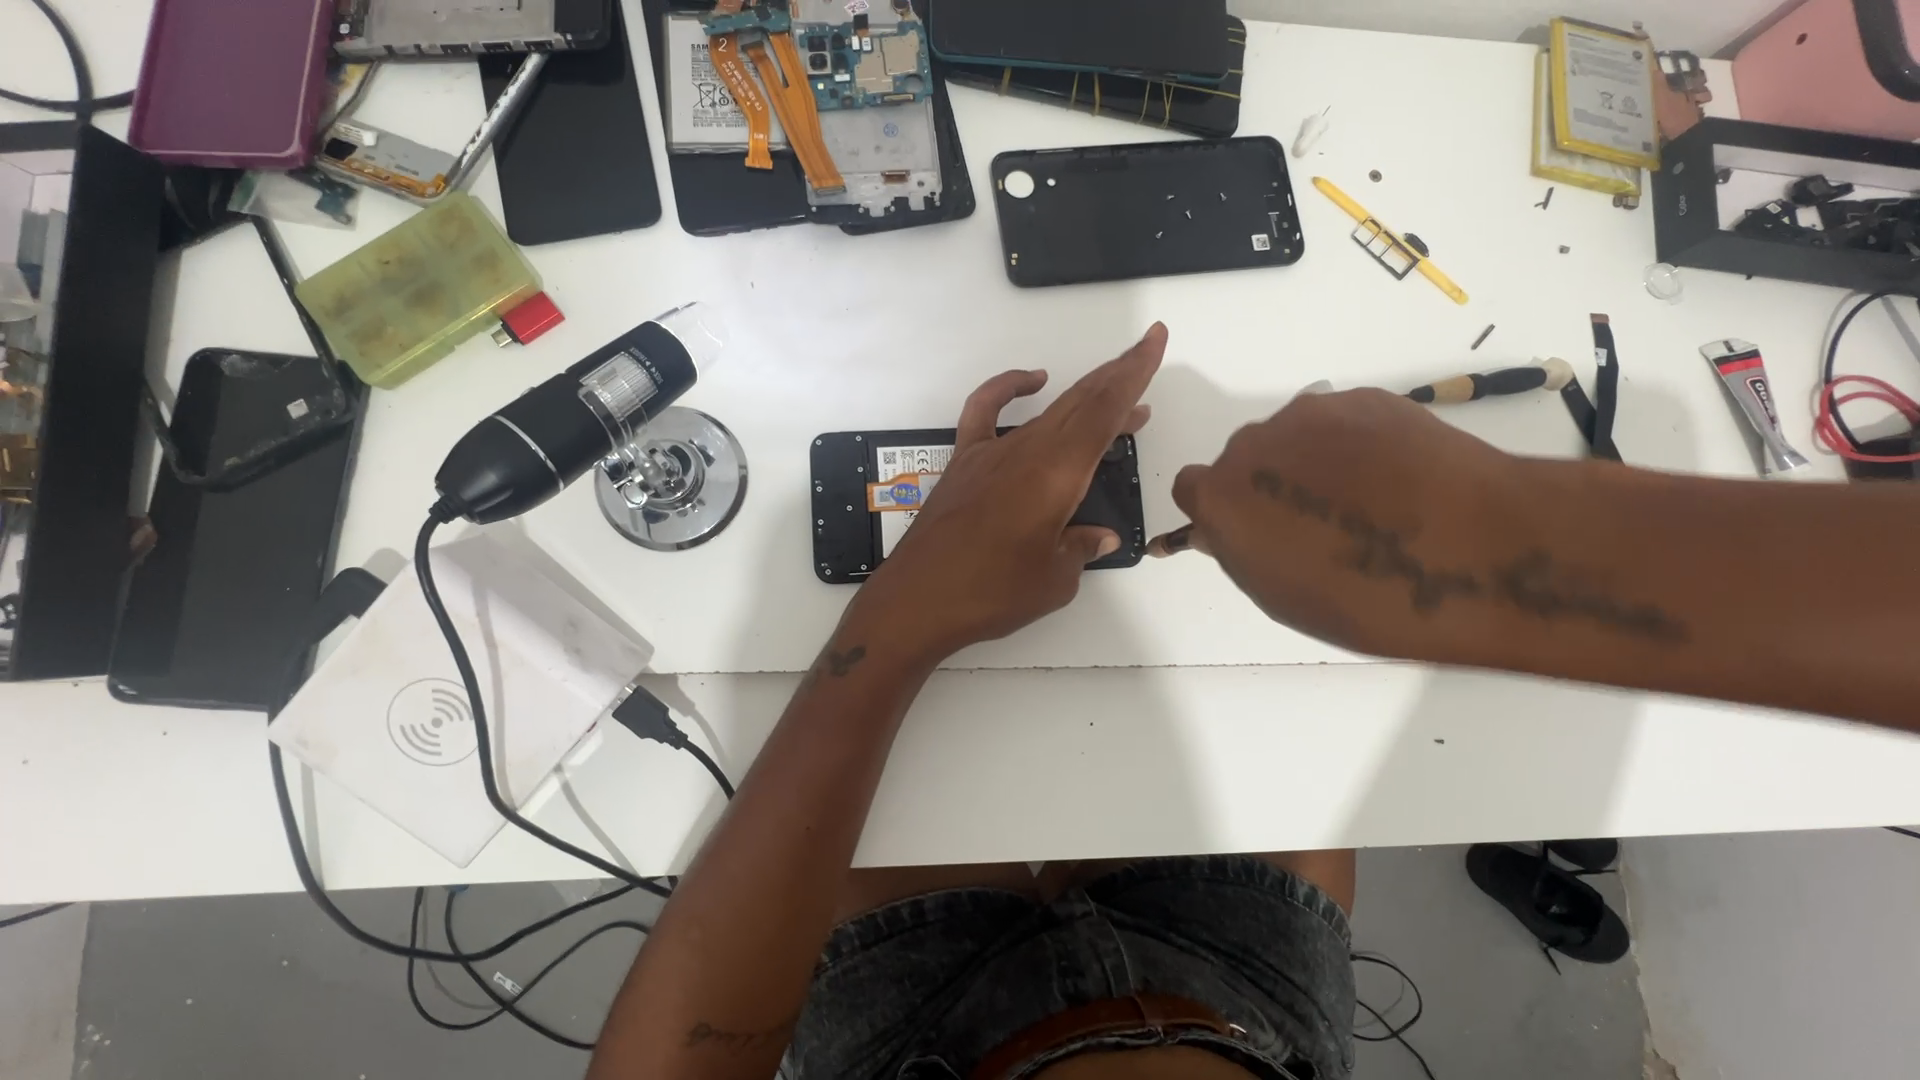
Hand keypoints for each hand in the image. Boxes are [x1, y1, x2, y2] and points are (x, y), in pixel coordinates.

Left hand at [849, 324, 1165, 662]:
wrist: (918, 600)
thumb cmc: (993, 593)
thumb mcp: (1056, 579)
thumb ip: (1081, 549)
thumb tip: (1099, 537)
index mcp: (1058, 473)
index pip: (1104, 410)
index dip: (1134, 373)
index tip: (1154, 341)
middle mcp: (1027, 451)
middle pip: (1079, 402)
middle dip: (1118, 378)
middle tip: (1147, 360)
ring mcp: (991, 453)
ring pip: (1046, 411)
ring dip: (1084, 402)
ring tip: (1119, 405)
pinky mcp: (963, 463)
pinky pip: (985, 411)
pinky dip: (1007, 388)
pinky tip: (1030, 382)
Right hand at [1164, 388, 1524, 658]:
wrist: (1469, 550)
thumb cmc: (1362, 597)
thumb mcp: (1280, 594)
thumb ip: (1240, 549)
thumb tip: (1228, 528)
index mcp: (1221, 497)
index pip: (1194, 488)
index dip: (1222, 509)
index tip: (1254, 531)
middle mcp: (1253, 446)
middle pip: (1244, 459)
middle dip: (1268, 484)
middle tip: (1319, 521)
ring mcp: (1310, 415)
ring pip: (1294, 435)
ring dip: (1312, 459)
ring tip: (1368, 498)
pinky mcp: (1365, 399)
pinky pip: (1342, 420)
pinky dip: (1357, 444)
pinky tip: (1398, 478)